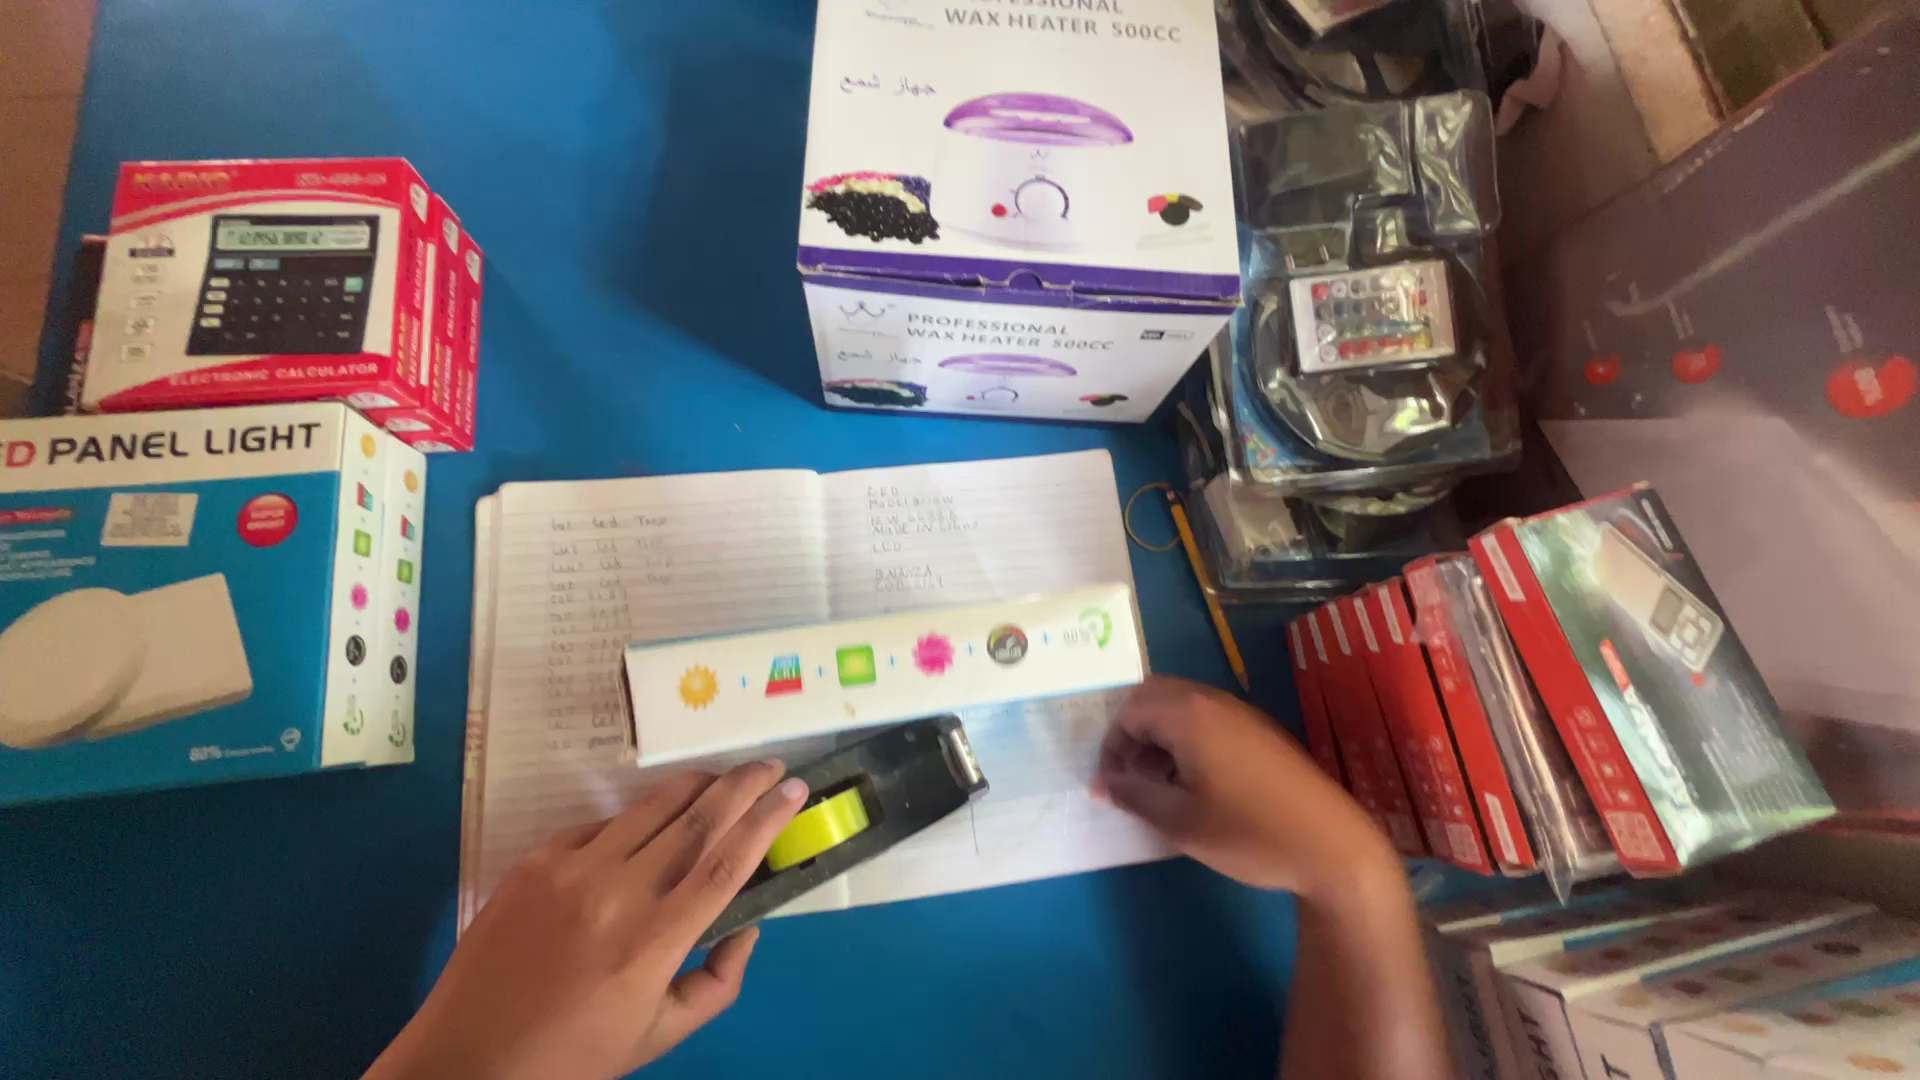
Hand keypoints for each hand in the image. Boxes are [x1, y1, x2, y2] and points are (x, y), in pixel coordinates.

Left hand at [366, 761, 807, 1079]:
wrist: (459, 1066)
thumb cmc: (570, 1058)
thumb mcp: (659, 1036)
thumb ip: (719, 983)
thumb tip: (748, 926)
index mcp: (654, 943)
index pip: (729, 863)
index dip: (768, 819)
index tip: (796, 790)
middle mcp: (619, 894)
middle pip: (700, 818)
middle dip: (745, 784)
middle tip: (773, 765)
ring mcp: (574, 869)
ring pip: (655, 805)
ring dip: (700, 784)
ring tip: (725, 778)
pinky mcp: (538, 858)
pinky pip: (606, 824)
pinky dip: (640, 819)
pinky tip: (648, 829)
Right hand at [1094, 677, 1396, 899]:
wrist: (1334, 849)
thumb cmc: (1249, 834)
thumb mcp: (1180, 822)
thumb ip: (1134, 795)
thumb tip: (1102, 784)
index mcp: (1188, 715)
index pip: (1129, 712)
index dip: (1112, 748)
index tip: (1114, 787)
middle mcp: (1212, 701)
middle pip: (1153, 697)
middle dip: (1133, 733)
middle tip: (1133, 776)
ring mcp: (1240, 712)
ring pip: (1181, 705)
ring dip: (1159, 735)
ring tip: (1161, 783)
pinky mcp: (1260, 730)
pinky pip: (1207, 717)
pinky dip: (1186, 737)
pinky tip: (1196, 781)